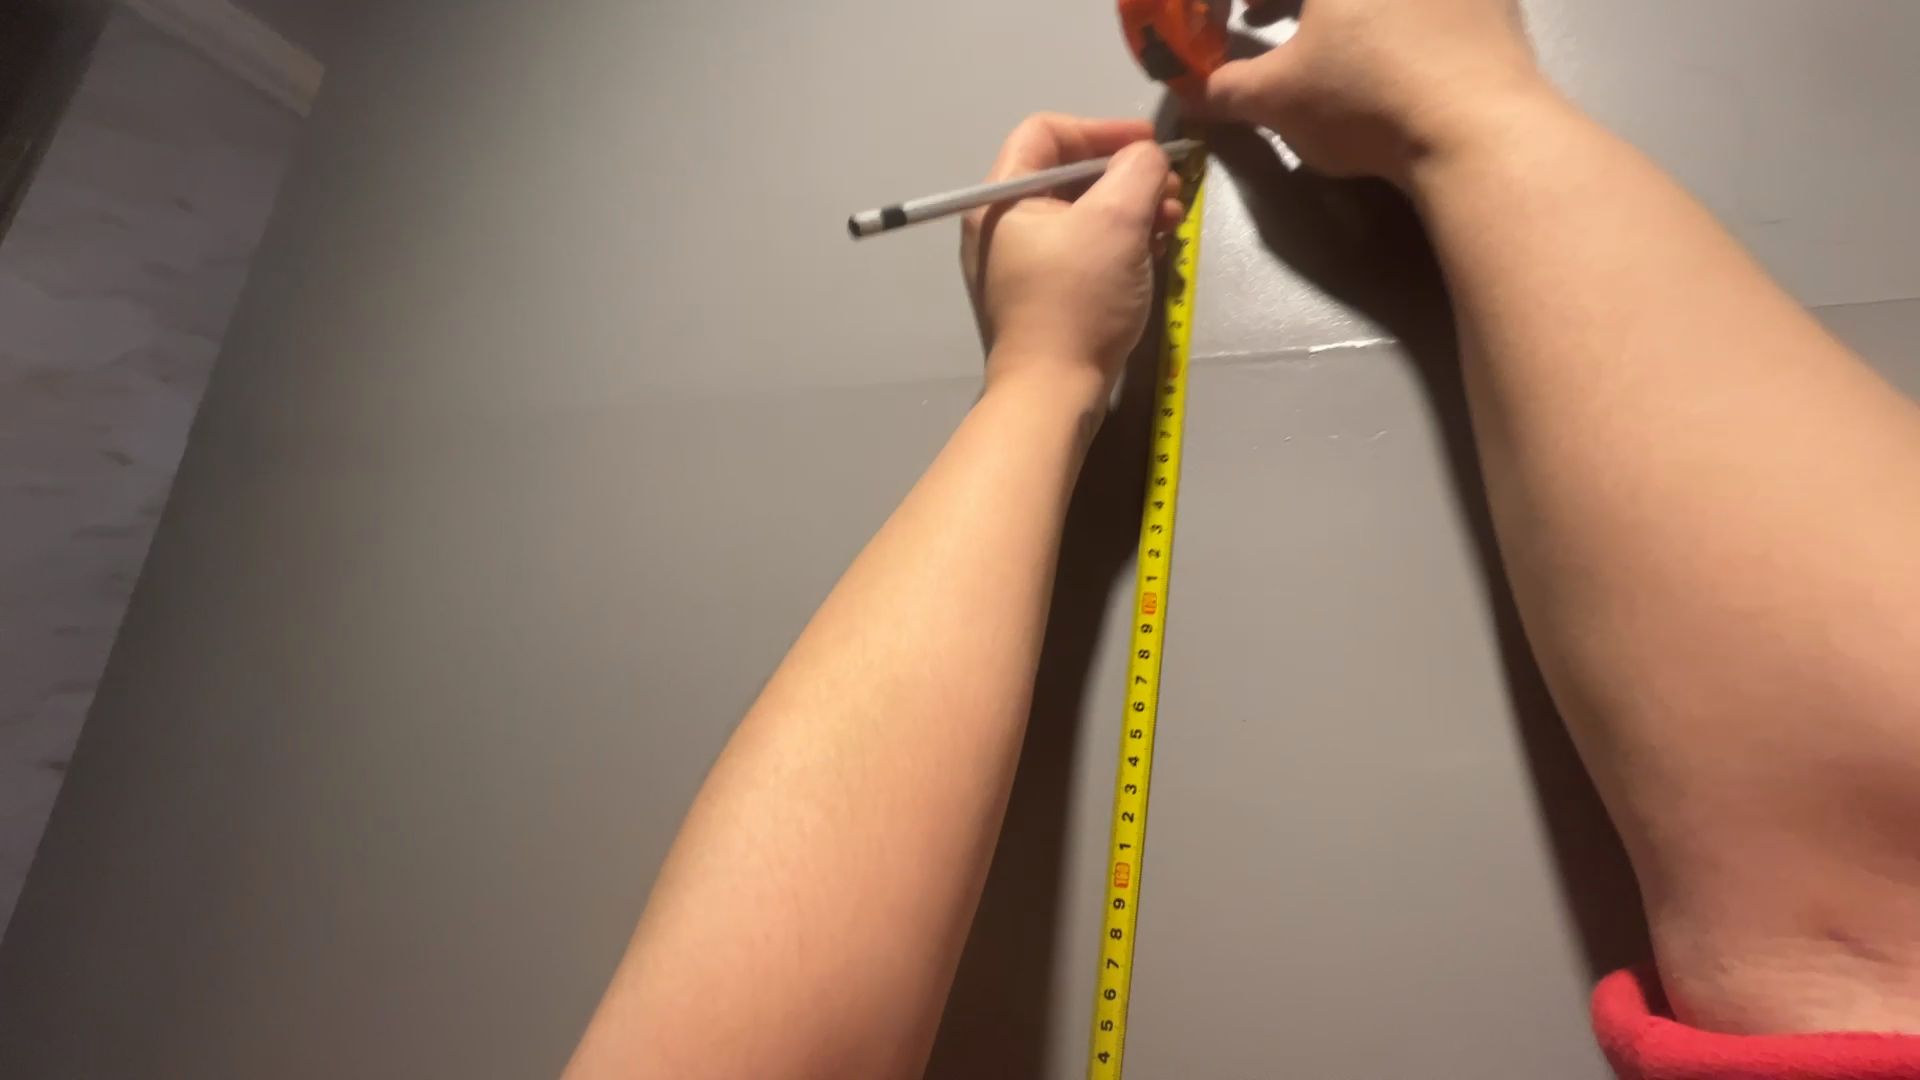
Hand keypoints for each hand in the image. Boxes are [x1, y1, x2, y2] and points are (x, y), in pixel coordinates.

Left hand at [962, 115, 1184, 404]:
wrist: (1053, 394)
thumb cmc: (1079, 302)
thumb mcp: (1118, 220)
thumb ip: (1138, 169)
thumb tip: (1144, 159)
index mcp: (1000, 200)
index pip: (1046, 133)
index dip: (1102, 129)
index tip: (1149, 147)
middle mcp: (1000, 229)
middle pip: (1068, 176)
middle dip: (1126, 178)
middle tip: (1171, 193)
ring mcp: (1018, 269)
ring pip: (1080, 218)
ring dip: (1130, 214)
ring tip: (1171, 227)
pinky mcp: (1039, 300)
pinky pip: (1080, 255)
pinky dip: (1116, 248)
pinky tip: (1152, 258)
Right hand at [1196, 0, 1547, 185]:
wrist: (1472, 122)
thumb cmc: (1360, 97)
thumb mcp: (1276, 99)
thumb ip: (1227, 90)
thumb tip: (1193, 93)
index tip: (1232, 14)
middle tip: (1258, 14)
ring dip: (1330, 3)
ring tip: (1308, 33)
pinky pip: (1416, 1)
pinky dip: (1382, 12)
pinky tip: (1372, 45)